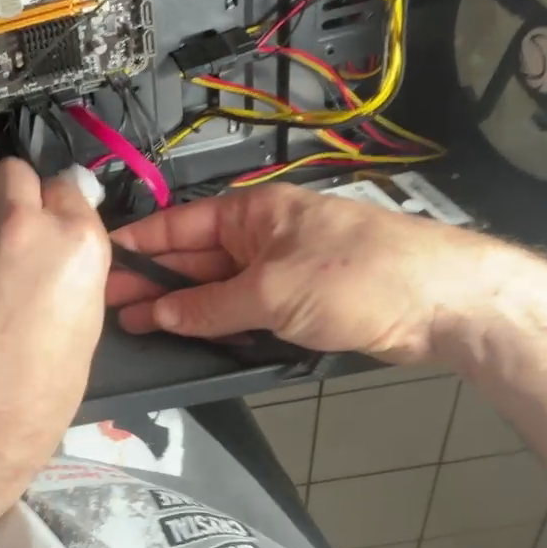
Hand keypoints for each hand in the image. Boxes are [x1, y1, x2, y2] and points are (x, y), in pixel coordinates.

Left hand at [0, 159, 111, 444]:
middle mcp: (26, 223)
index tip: (53, 221)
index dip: (57, 203)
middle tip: (15, 224)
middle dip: (13, 191)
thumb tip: (59, 233)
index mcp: (77, 236)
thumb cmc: (53, 372)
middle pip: (13, 172)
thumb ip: (70, 255)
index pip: (66, 184)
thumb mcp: (87, 307)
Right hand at [106, 183, 521, 363]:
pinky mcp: (297, 302)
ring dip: (179, 306)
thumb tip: (156, 316)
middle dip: (152, 281)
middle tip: (107, 305)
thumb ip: (208, 307)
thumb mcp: (271, 292)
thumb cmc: (354, 276)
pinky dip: (215, 321)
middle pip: (192, 259)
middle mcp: (259, 237)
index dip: (137, 244)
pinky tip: (183, 335)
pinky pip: (242, 309)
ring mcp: (278, 271)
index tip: (100, 261)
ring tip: (133, 325)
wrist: (446, 304)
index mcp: (250, 213)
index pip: (177, 225)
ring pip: (215, 288)